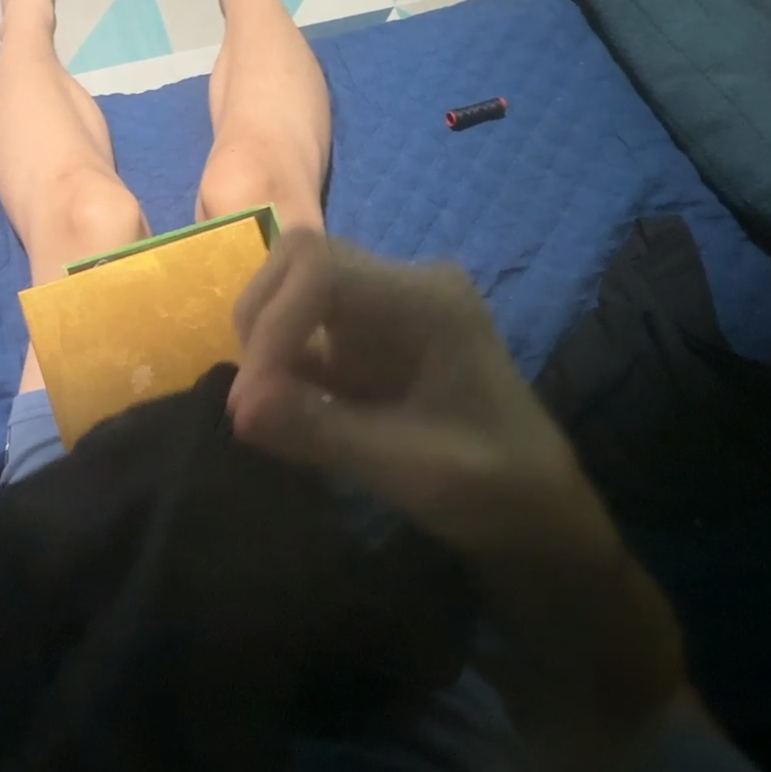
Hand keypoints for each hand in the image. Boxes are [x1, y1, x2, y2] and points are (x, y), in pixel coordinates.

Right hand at [229, 230, 610, 566]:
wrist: (531, 511)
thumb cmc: (491, 488)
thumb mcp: (411, 469)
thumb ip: (322, 432)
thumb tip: (239, 408)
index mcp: (426, 301)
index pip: (322, 270)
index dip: (274, 322)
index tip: (252, 398)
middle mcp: (399, 288)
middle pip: (300, 261)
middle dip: (261, 324)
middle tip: (251, 401)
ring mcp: (378, 310)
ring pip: (291, 288)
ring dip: (264, 343)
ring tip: (263, 411)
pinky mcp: (361, 340)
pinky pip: (300, 329)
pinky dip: (276, 364)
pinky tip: (279, 413)